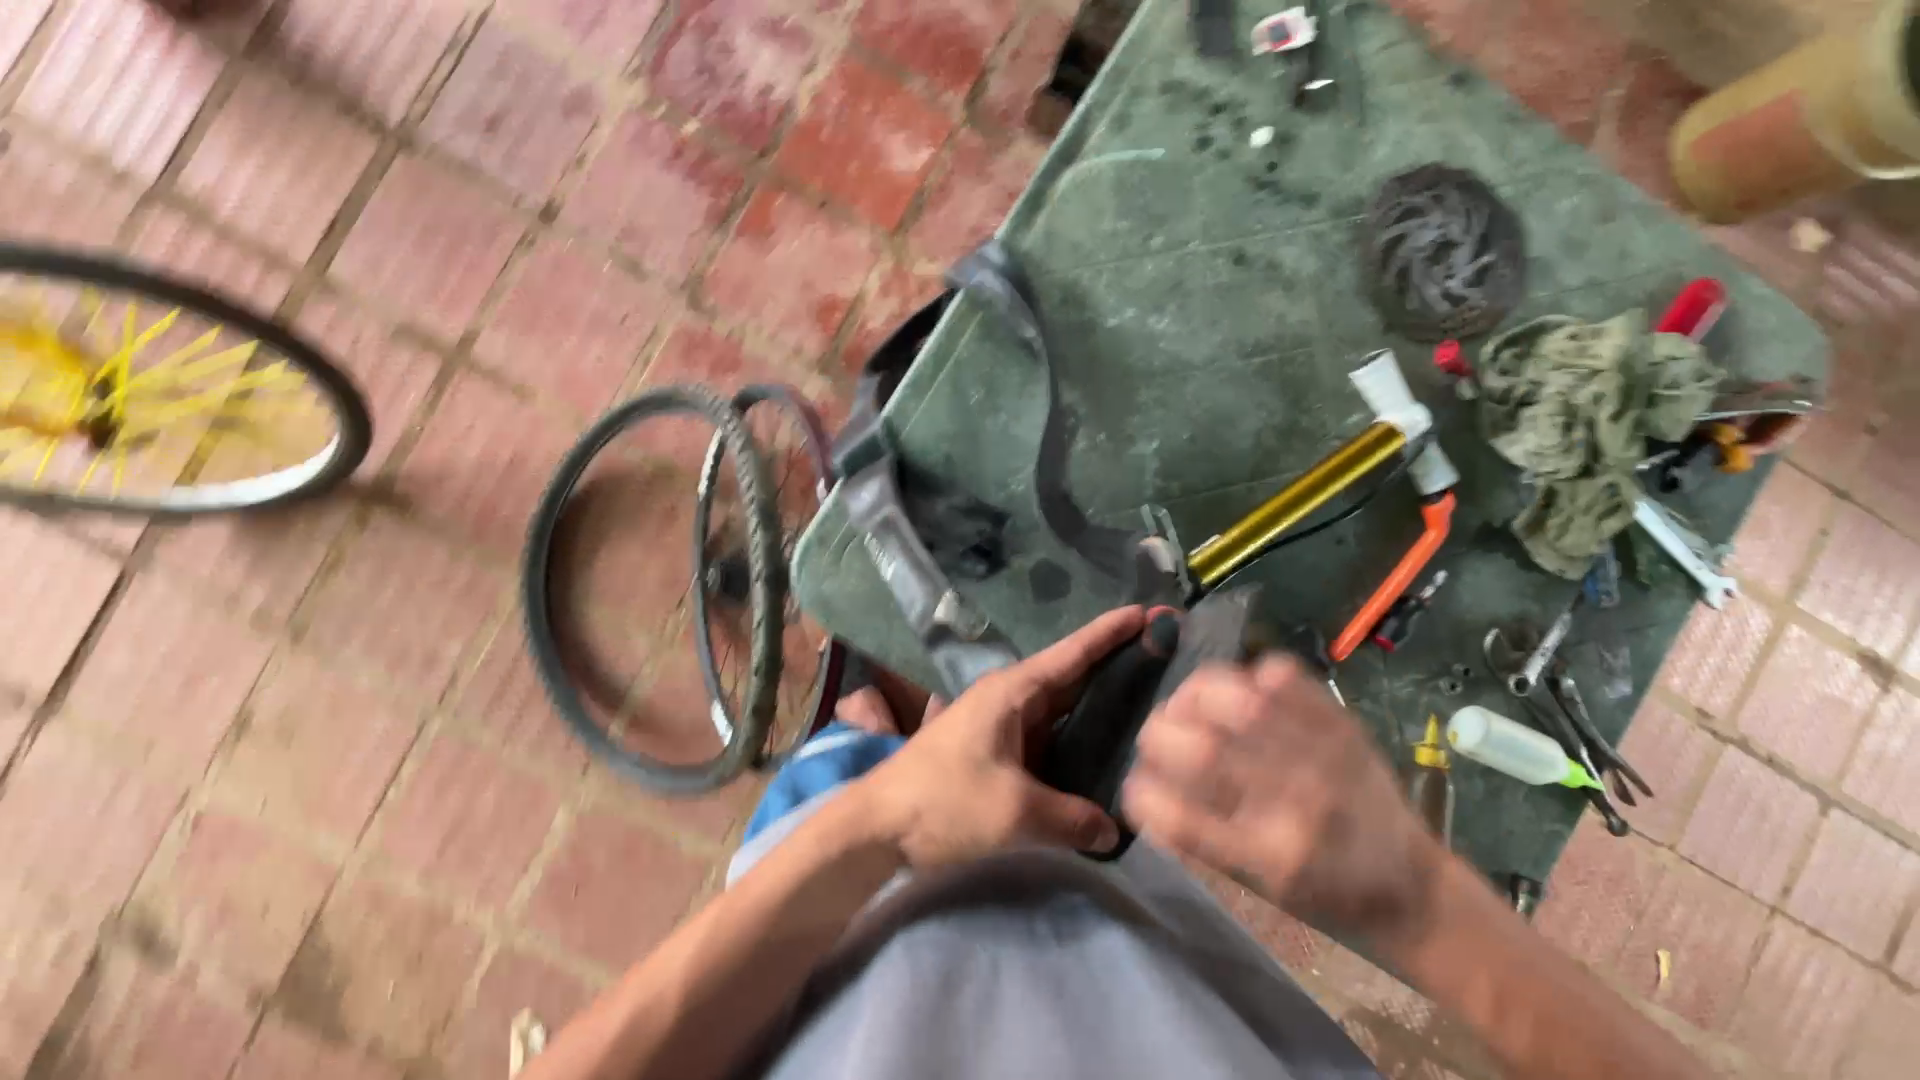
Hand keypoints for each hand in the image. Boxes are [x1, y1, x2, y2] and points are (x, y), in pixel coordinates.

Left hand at [849, 608, 1144, 867]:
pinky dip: (1079, 742)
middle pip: (1074, 676)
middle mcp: (1010, 700)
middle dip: (1118, 666)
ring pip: (1063, 711)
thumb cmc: (944, 802)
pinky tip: (1107, 757)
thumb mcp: (1015, 812)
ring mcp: (1002, 727)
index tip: (1152, 612)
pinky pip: (1050, 740)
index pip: (1074, 652)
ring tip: (1152, 708)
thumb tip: (1113, 830)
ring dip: (1101, 709)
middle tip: (1167, 661)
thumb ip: (1073, 818)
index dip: (1113, 632)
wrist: (877, 826)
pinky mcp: (997, 755)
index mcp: (1013, 692)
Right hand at [1122, 656, 1443, 943]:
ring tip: (1186, 706)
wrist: (1410, 882)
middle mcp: (1296, 802)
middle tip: (1154, 737)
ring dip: (1192, 698)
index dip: (1142, 794)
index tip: (1133, 787)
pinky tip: (1241, 693)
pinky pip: (1283, 673)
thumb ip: (1200, 836)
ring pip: (1235, 701)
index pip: (1180, 818)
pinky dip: (1250, 675)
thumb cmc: (1324, 893)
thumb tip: (1143, 791)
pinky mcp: (1341, 722)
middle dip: (1157, 736)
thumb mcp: (1259, 884)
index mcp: (1271, 854)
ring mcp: (1322, 755)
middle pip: (1202, 751)